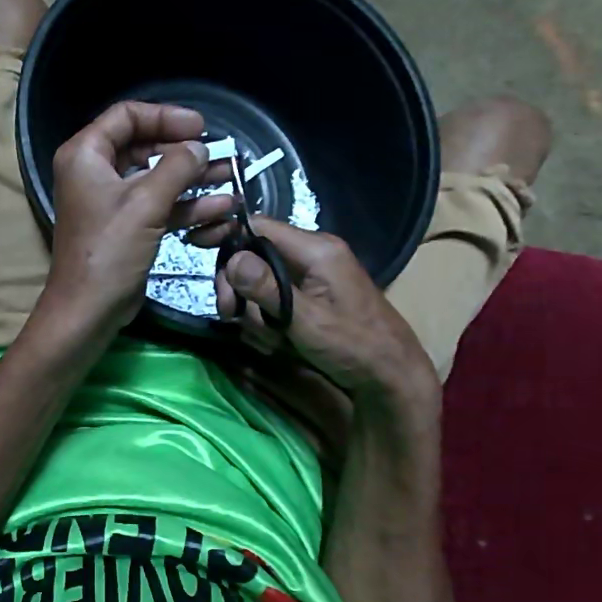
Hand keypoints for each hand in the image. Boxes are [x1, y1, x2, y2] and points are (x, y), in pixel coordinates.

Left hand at [40, 101, 234, 336]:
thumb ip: (177, 167)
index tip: (201, 127)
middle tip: (219, 153)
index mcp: (85, 155)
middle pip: (143, 146)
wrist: (88, 309)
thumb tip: (200, 148)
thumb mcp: (146, 202)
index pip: (126, 117)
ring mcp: (109, 202)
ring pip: (155, 179)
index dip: (165, 117)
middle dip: (183, 151)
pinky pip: (156, 206)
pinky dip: (184, 206)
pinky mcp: (124, 227)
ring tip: (232, 177)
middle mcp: (93, 172)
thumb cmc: (110, 249)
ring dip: (192, 179)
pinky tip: (220, 208)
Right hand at [191, 217, 437, 404]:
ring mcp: (310, 276)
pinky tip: (276, 340)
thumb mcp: (304, 319)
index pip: (258, 226)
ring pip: (259, 282)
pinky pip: (273, 298)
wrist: (390, 375)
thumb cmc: (352, 345)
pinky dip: (267, 319)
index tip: (211, 270)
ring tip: (267, 338)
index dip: (229, 241)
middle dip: (238, 287)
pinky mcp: (309, 296)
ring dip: (253, 310)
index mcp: (315, 249)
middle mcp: (311, 255)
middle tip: (232, 316)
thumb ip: (267, 288)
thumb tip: (232, 259)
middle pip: (253, 256)